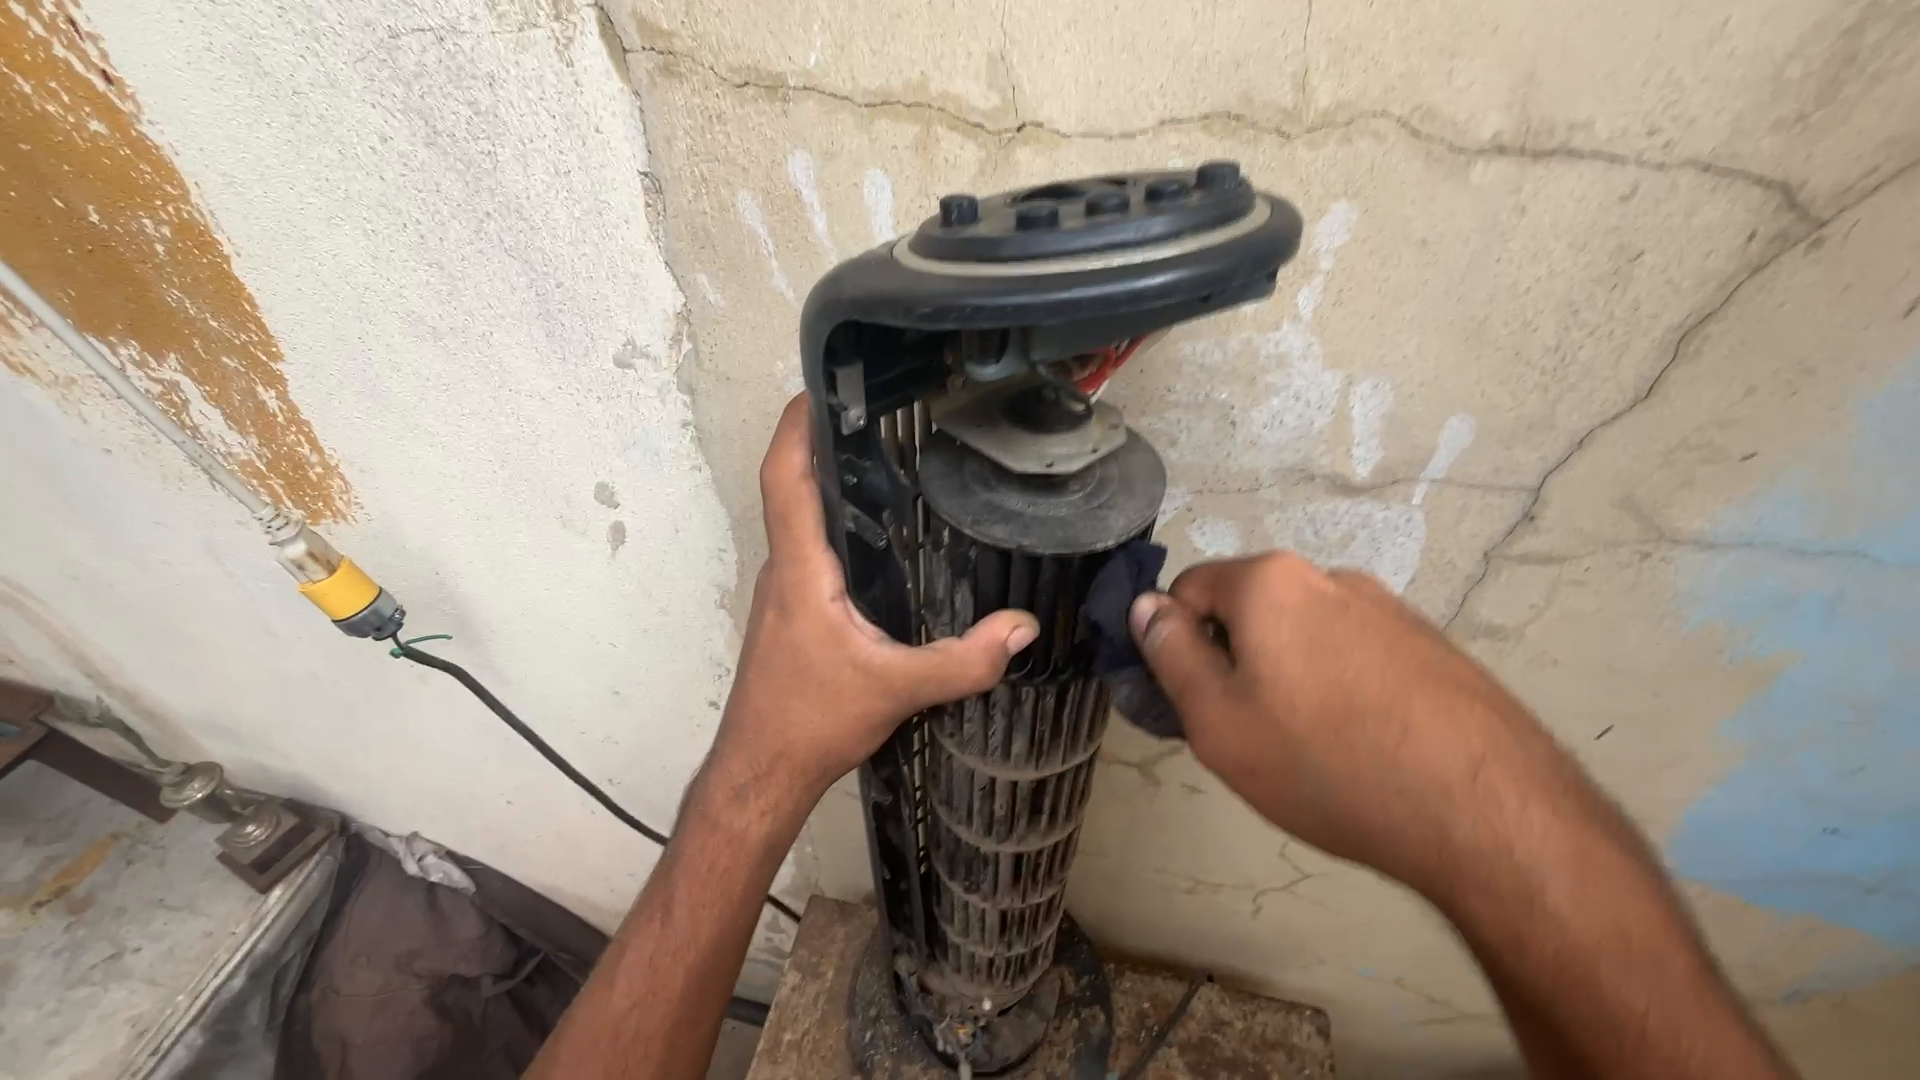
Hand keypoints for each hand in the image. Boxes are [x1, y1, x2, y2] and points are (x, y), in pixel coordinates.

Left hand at [717, 395, 1038, 801]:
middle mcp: (784, 570)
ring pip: (802, 522)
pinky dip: (837, 528)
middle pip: (793, 489)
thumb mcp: (895, 690)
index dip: (796, 427)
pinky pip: (811, 552)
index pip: (784, 478)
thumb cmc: (811, 722)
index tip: (820, 389)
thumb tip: (1023, 629)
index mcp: (800, 570)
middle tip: (880, 416)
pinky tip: (881, 542)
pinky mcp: (791, 614)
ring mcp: (784, 592)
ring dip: (831, 487)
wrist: (762, 771)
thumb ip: (962, 661)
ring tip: (888, 464)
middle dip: (825, 444)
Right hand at [1129, 553, 1589, 897]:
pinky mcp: (1434, 646)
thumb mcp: (1216, 720)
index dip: (1175, 645)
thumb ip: (1169, 654)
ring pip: (1304, 634)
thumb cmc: (1324, 763)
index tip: (1192, 704)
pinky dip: (1341, 688)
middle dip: (1233, 660)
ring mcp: (1390, 609)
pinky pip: (1356, 655)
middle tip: (1247, 733)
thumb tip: (1146, 606)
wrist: (1487, 814)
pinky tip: (1363, 745)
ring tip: (1310, 748)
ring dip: (1287, 675)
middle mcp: (1330, 577)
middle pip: (1248, 610)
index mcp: (1269, 581)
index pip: (1187, 590)